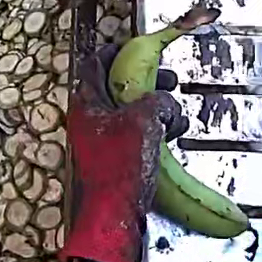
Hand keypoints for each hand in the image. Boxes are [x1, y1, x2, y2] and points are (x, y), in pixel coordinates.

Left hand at [55, 50, 186, 261]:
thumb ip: (156, 101)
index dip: (116, 50)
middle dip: (146, 81)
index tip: (137, 45)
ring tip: (174, 117)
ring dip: (155, 107)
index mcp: (87, 103)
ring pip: (129, 110)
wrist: (113, 216)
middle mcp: (89, 118)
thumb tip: (165, 103)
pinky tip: (171, 137)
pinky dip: (154, 129)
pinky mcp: (114, 157)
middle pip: (116, 86)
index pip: (95, 63)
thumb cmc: (120, 167)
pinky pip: (136, 132)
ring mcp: (100, 139)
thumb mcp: (143, 122)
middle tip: (169, 80)